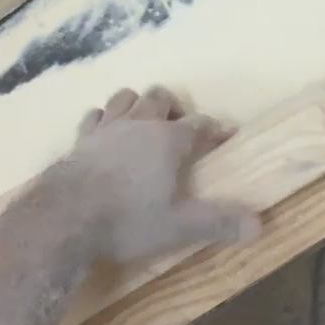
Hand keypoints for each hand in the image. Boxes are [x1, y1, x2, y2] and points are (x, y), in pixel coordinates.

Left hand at [55, 86, 260, 264]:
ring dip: (137, 104)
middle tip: (178, 126)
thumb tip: (259, 225)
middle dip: (173, 107)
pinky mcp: (81, 138)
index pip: (200, 124)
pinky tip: (105, 131)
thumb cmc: (127, 220)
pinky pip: (95, 115)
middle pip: (160, 97)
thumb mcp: (178, 227)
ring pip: (126, 97)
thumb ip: (217, 222)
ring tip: (143, 122)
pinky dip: (103, 118)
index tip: (226, 134)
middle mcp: (140, 124)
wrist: (65, 218)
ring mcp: (107, 127)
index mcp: (168, 140)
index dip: (215, 128)